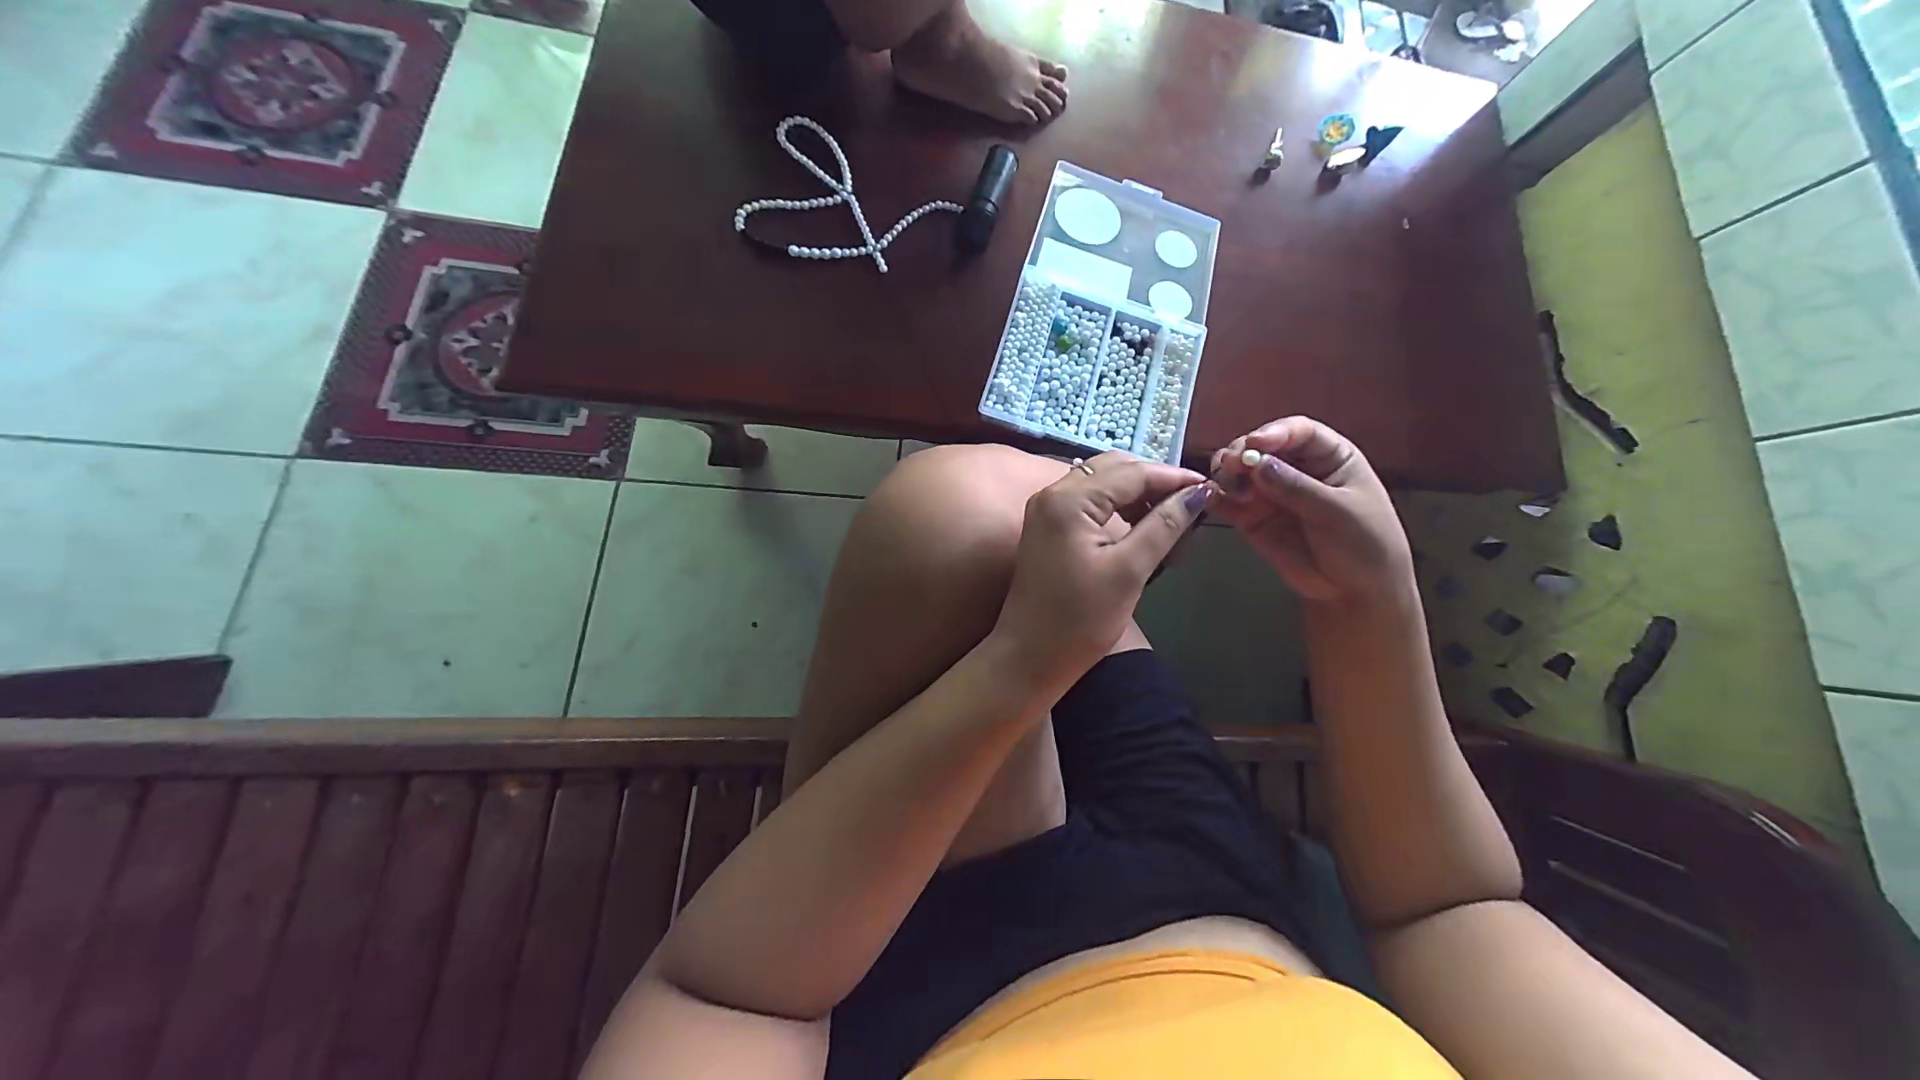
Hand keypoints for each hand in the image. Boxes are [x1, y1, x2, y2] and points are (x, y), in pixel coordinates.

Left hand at [993, 452, 1209, 688]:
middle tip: (1192, 505)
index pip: (1131, 472)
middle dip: (1155, 482)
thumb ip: (1165, 525)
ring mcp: (1046, 509)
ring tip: (1172, 519)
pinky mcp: (1048, 526)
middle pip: (1114, 469)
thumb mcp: (1130, 570)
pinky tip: (1142, 527)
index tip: (1211, 489)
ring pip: (1102, 482)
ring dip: (1138, 494)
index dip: (1173, 477)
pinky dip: (1118, 507)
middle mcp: (1052, 493)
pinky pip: (1090, 501)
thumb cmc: (1081, 619)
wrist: (1030, 655)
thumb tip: (1199, 494)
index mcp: (1069, 500)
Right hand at [1207, 417, 1412, 604]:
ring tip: (1228, 488)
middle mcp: (1296, 468)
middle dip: (1243, 453)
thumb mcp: (1338, 512)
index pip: (1299, 432)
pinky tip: (1210, 500)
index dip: (1275, 432)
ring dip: (1227, 474)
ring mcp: (1271, 492)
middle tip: (1231, 465)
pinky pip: (1227, 501)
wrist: (1354, 592)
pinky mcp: (1251, 517)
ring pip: (1239, 471)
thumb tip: (1257, 463)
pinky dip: (1215, 498)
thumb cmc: (1364, 544)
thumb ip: (1297, 488)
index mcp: (1329, 457)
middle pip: (1261, 447)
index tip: (1255, 443)